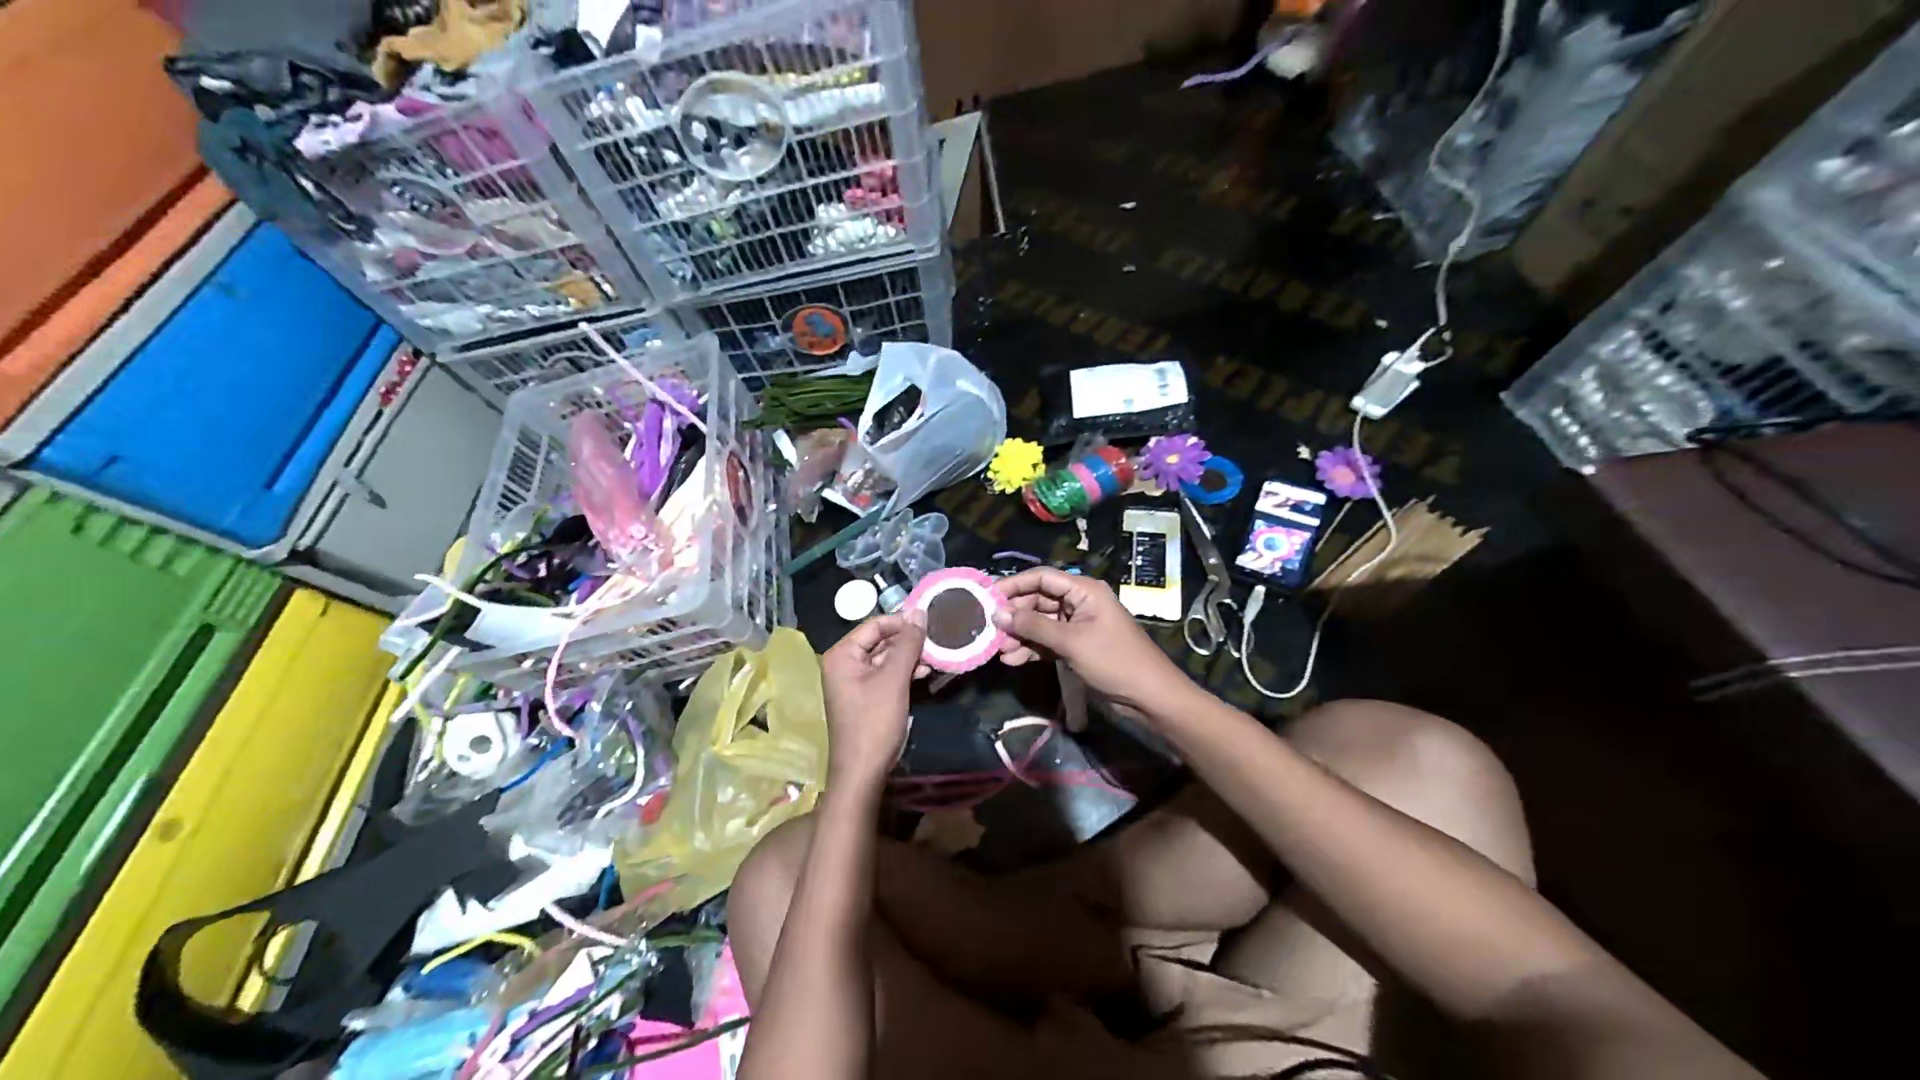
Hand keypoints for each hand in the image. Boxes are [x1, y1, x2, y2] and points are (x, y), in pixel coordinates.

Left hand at [820, 611, 926, 788]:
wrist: (862, 772)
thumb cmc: (875, 722)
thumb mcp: (894, 679)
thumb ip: (908, 643)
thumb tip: (919, 612)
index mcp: (842, 654)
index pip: (875, 625)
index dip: (902, 622)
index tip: (931, 624)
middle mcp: (843, 663)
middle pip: (879, 640)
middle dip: (907, 641)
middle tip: (937, 641)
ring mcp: (853, 681)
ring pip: (885, 658)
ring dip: (909, 657)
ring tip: (934, 658)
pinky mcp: (864, 697)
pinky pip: (885, 674)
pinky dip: (903, 672)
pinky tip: (924, 673)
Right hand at [991, 568, 1186, 714]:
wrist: (1149, 696)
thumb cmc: (1113, 660)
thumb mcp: (1071, 641)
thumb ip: (1033, 626)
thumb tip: (998, 614)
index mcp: (1083, 590)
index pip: (1041, 577)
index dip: (1013, 585)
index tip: (987, 598)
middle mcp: (1079, 602)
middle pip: (1038, 600)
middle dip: (1014, 616)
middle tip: (990, 630)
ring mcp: (1077, 625)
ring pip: (1040, 623)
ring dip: (1020, 635)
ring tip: (1000, 650)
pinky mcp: (1076, 646)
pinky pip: (1047, 641)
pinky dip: (1031, 649)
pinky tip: (1013, 660)